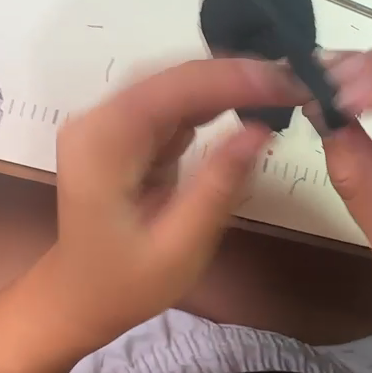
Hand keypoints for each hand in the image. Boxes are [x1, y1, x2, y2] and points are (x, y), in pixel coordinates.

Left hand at [39, 58, 300, 345]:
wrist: (78, 298)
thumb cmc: (124, 284)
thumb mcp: (179, 247)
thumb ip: (218, 185)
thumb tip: (261, 129)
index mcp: (102, 143)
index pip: (172, 89)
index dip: (231, 78)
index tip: (287, 82)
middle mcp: (99, 117)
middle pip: (173, 76)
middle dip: (235, 74)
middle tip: (293, 81)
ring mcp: (110, 119)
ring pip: (177, 82)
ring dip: (228, 82)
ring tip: (280, 87)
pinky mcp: (125, 127)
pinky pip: (174, 101)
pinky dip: (214, 99)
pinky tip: (249, 100)